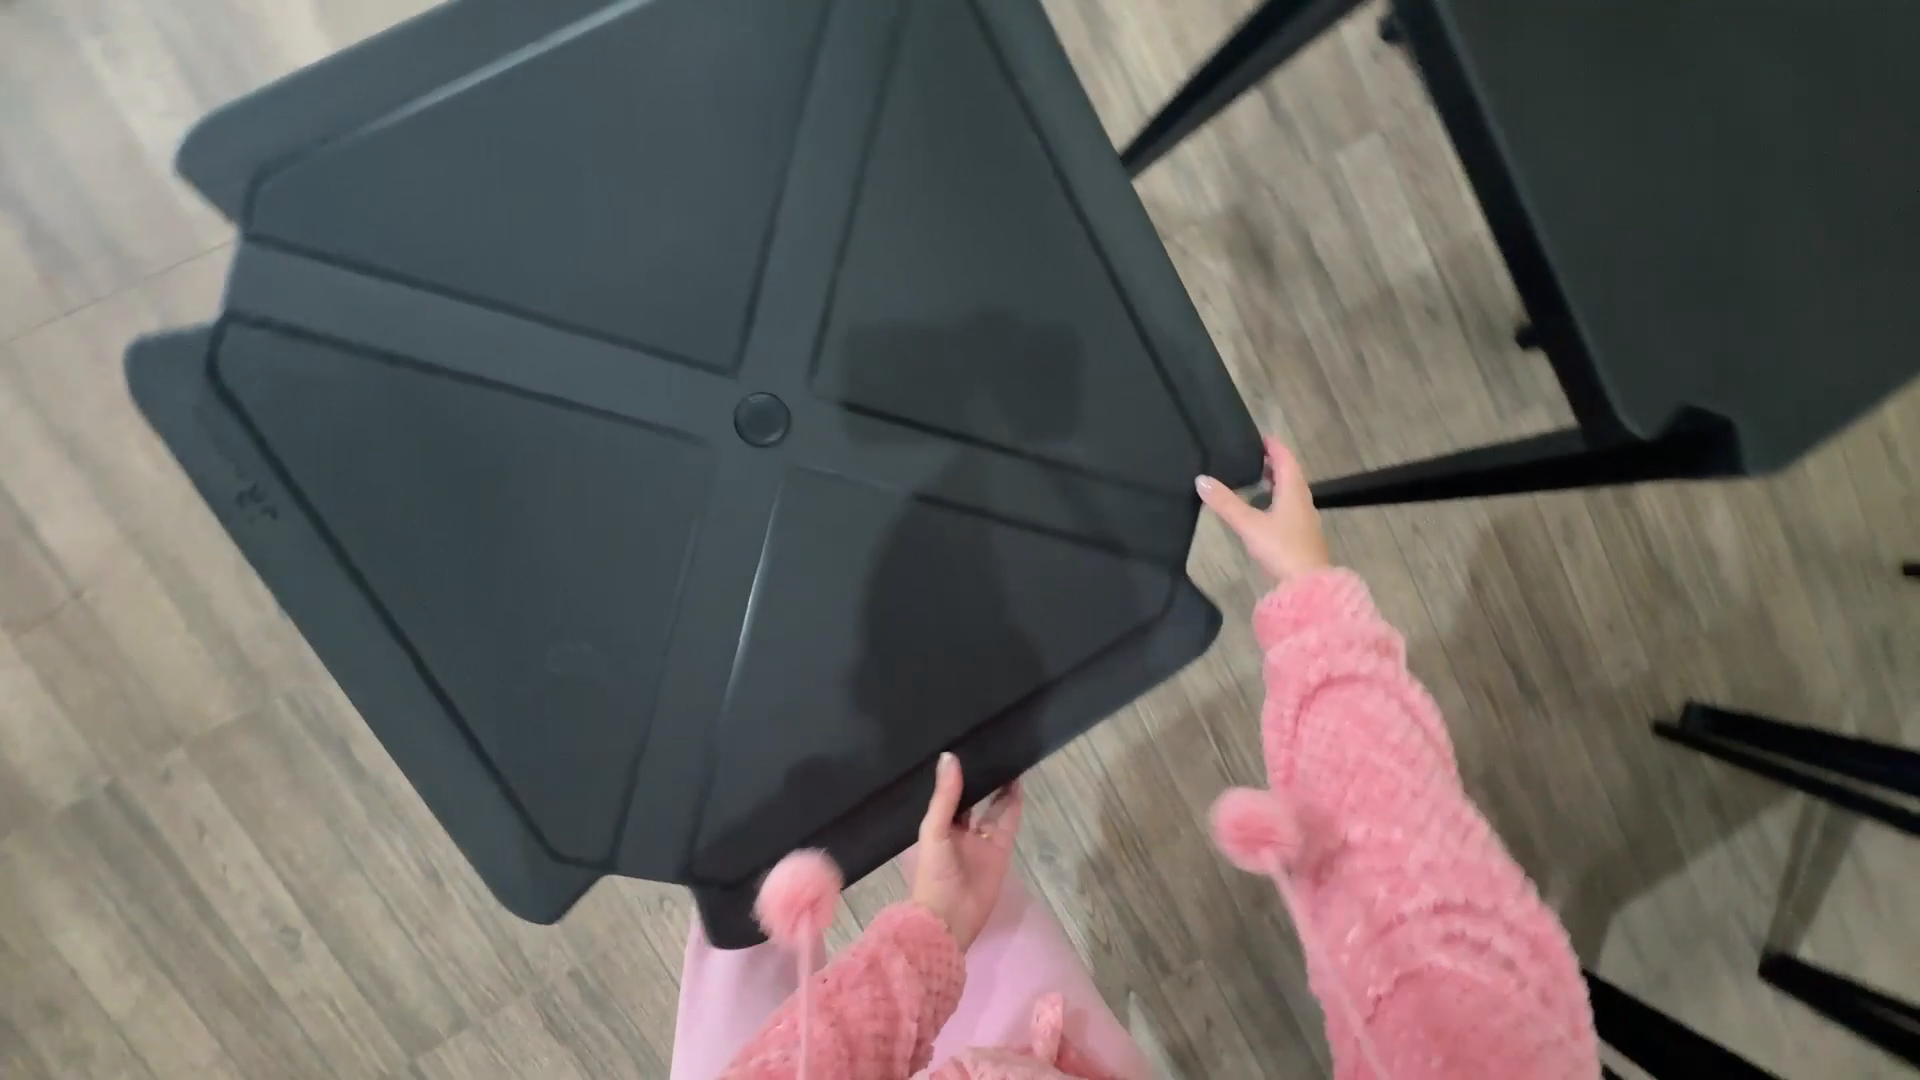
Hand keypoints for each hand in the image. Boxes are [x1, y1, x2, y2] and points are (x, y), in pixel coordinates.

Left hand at [909, 753, 1022, 949]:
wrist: (950, 920)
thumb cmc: (933, 873)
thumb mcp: (934, 830)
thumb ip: (944, 796)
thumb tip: (950, 756)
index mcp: (937, 825)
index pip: (947, 793)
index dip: (955, 774)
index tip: (963, 746)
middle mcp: (958, 829)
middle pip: (971, 798)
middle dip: (978, 778)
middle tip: (988, 747)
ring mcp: (980, 840)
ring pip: (992, 807)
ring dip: (998, 787)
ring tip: (1005, 758)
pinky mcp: (999, 849)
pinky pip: (1008, 821)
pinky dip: (1013, 803)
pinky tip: (1016, 782)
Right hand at [1196, 436, 1330, 584]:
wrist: (1308, 583)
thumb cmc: (1280, 548)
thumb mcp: (1248, 524)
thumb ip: (1225, 503)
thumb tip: (1201, 479)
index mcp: (1293, 491)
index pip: (1286, 459)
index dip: (1274, 446)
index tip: (1259, 437)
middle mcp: (1302, 500)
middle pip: (1290, 474)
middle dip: (1273, 463)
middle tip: (1252, 457)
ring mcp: (1303, 518)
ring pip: (1290, 491)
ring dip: (1275, 482)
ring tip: (1254, 480)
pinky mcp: (1301, 534)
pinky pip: (1288, 507)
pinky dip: (1275, 499)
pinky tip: (1261, 510)